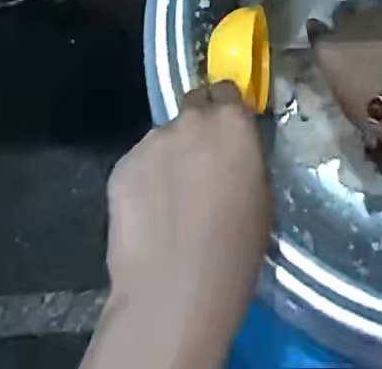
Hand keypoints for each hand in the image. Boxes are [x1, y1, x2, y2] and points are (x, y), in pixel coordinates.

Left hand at [89, 80, 269, 368]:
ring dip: (169, 156)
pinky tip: (148, 214)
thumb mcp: (261, 194)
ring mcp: (152, 140)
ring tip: (168, 200)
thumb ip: (243, 157)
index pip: (228, 91)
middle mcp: (191, 119)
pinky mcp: (121, 165)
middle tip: (199, 165)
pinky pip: (138, 163)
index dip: (227, 111)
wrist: (173, 291)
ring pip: (163, 137)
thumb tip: (231, 154)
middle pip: (194, 106)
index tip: (228, 135)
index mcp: (232, 121)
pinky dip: (144, 180)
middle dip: (197, 128)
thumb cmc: (234, 250)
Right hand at [306, 3, 381, 125]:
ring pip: (364, 7)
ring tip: (378, 31)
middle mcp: (344, 25)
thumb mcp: (341, 95)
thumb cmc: (370, 110)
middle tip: (356, 34)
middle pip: (341, 13)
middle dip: (346, 20)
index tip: (325, 35)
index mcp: (326, 49)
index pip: (315, 31)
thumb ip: (336, 72)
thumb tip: (339, 65)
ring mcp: (370, 15)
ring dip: (368, 17)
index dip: (321, 32)